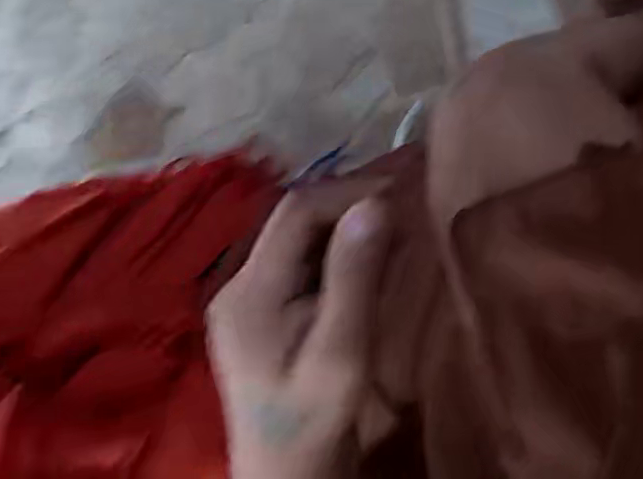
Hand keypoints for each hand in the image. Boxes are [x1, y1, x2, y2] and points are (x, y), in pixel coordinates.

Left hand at [208, 195, 390, 478]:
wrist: (288, 474)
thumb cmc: (316, 418)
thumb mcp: (343, 351)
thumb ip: (355, 276)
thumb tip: (376, 204)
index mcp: (250, 292)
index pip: (297, 210)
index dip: (350, 192)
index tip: (398, 197)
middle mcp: (240, 282)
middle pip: (296, 214)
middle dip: (351, 200)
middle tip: (401, 205)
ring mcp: (250, 291)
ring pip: (302, 228)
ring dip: (348, 217)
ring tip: (393, 220)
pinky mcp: (266, 301)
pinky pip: (306, 250)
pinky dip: (341, 238)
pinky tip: (371, 248)